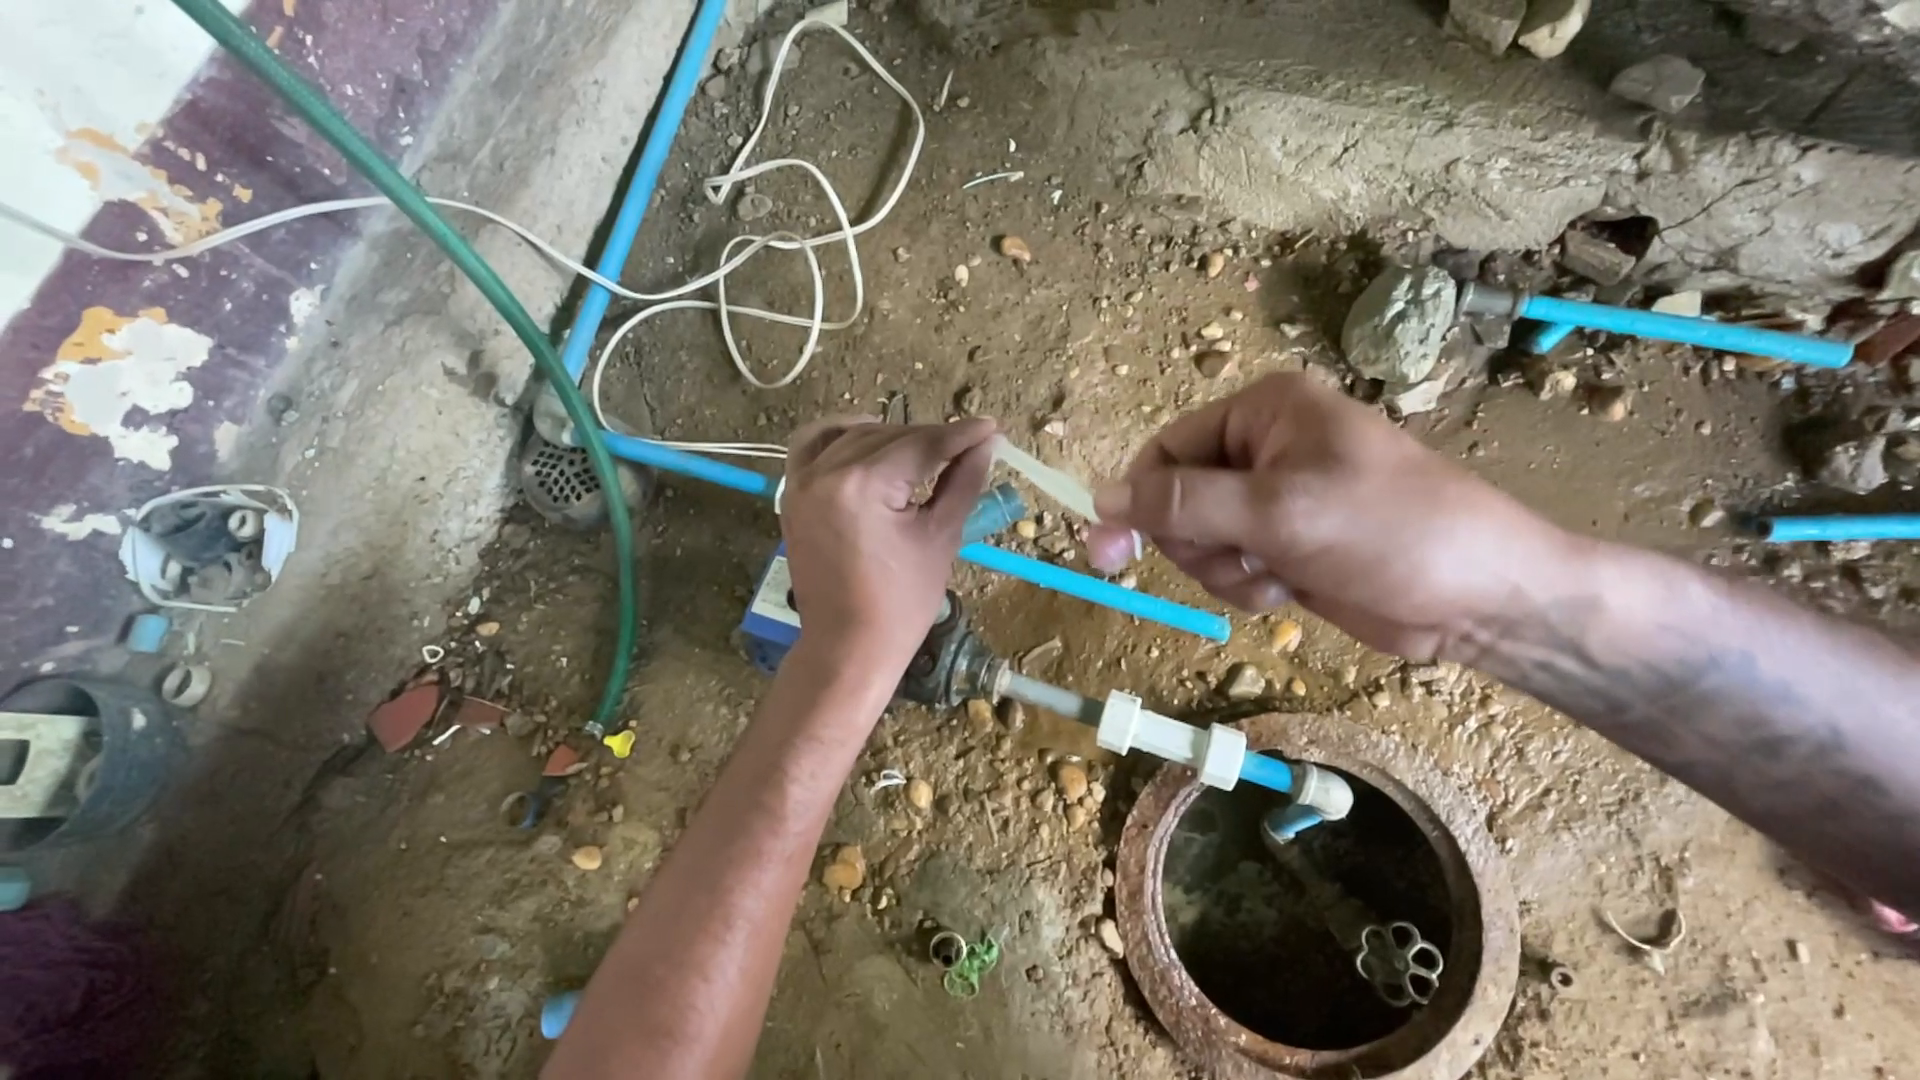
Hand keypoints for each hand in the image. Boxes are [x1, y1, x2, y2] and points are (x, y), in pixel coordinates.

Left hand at [781, 418, 996, 663]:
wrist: (848, 645)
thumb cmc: (902, 602)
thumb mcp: (941, 537)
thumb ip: (963, 481)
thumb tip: (986, 443)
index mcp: (865, 485)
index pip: (922, 445)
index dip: (961, 435)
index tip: (991, 427)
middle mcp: (827, 472)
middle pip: (890, 436)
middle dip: (931, 438)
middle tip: (967, 446)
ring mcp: (802, 482)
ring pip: (855, 435)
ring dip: (892, 436)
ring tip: (925, 451)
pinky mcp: (793, 495)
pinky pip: (812, 445)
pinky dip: (839, 435)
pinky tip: (866, 438)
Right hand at [1084, 373, 1576, 659]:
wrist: (1482, 598)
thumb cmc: (1388, 531)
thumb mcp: (1275, 511)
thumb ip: (1181, 503)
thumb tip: (1100, 498)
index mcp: (1263, 412)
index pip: (1165, 449)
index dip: (1136, 500)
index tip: (1107, 553)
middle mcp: (1264, 447)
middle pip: (1176, 498)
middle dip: (1198, 540)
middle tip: (1240, 557)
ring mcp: (1275, 499)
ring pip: (1199, 539)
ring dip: (1226, 567)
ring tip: (1278, 572)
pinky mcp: (1286, 543)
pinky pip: (1230, 565)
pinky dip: (1249, 583)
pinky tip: (1292, 586)